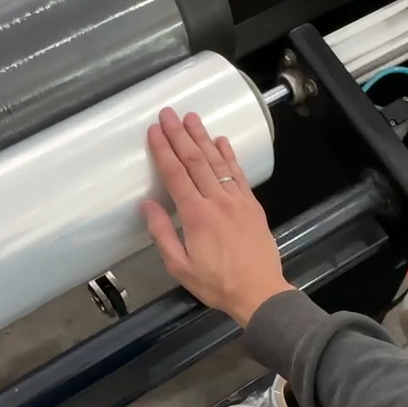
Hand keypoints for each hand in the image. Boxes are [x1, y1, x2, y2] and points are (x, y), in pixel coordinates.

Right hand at [141, 107, 292, 326]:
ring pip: (217, 162)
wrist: (260, 292)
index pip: (175, 175)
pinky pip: (239, 174)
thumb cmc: (217, 284)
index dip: (163, 150)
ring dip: (202, 138)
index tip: (154, 130)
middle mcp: (218, 202)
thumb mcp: (180, 267)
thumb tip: (147, 205)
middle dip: (180, 135)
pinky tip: (221, 140)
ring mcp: (238, 201)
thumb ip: (162, 233)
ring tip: (191, 117)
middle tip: (168, 113)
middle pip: (195, 161)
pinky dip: (229, 155)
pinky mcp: (252, 206)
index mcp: (196, 216)